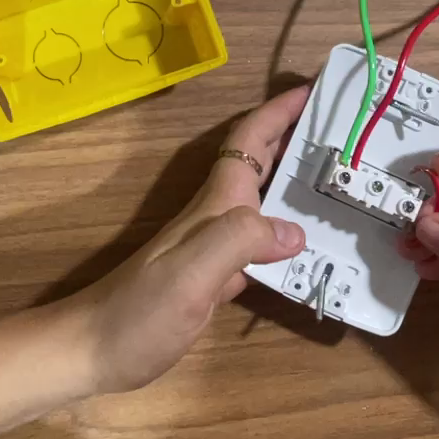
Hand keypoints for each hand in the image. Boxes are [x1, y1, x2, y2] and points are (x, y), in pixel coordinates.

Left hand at [69, 86, 309, 393]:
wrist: (96, 348)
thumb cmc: (141, 308)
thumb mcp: (191, 272)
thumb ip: (238, 241)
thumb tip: (296, 231)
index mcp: (216, 203)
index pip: (250, 140)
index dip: (279, 111)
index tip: (315, 89)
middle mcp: (219, 214)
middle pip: (260, 161)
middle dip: (296, 135)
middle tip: (342, 128)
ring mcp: (217, 245)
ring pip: (265, 197)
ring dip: (296, 179)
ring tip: (339, 177)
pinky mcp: (219, 275)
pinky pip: (264, 238)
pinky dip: (290, 230)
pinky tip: (313, 243)